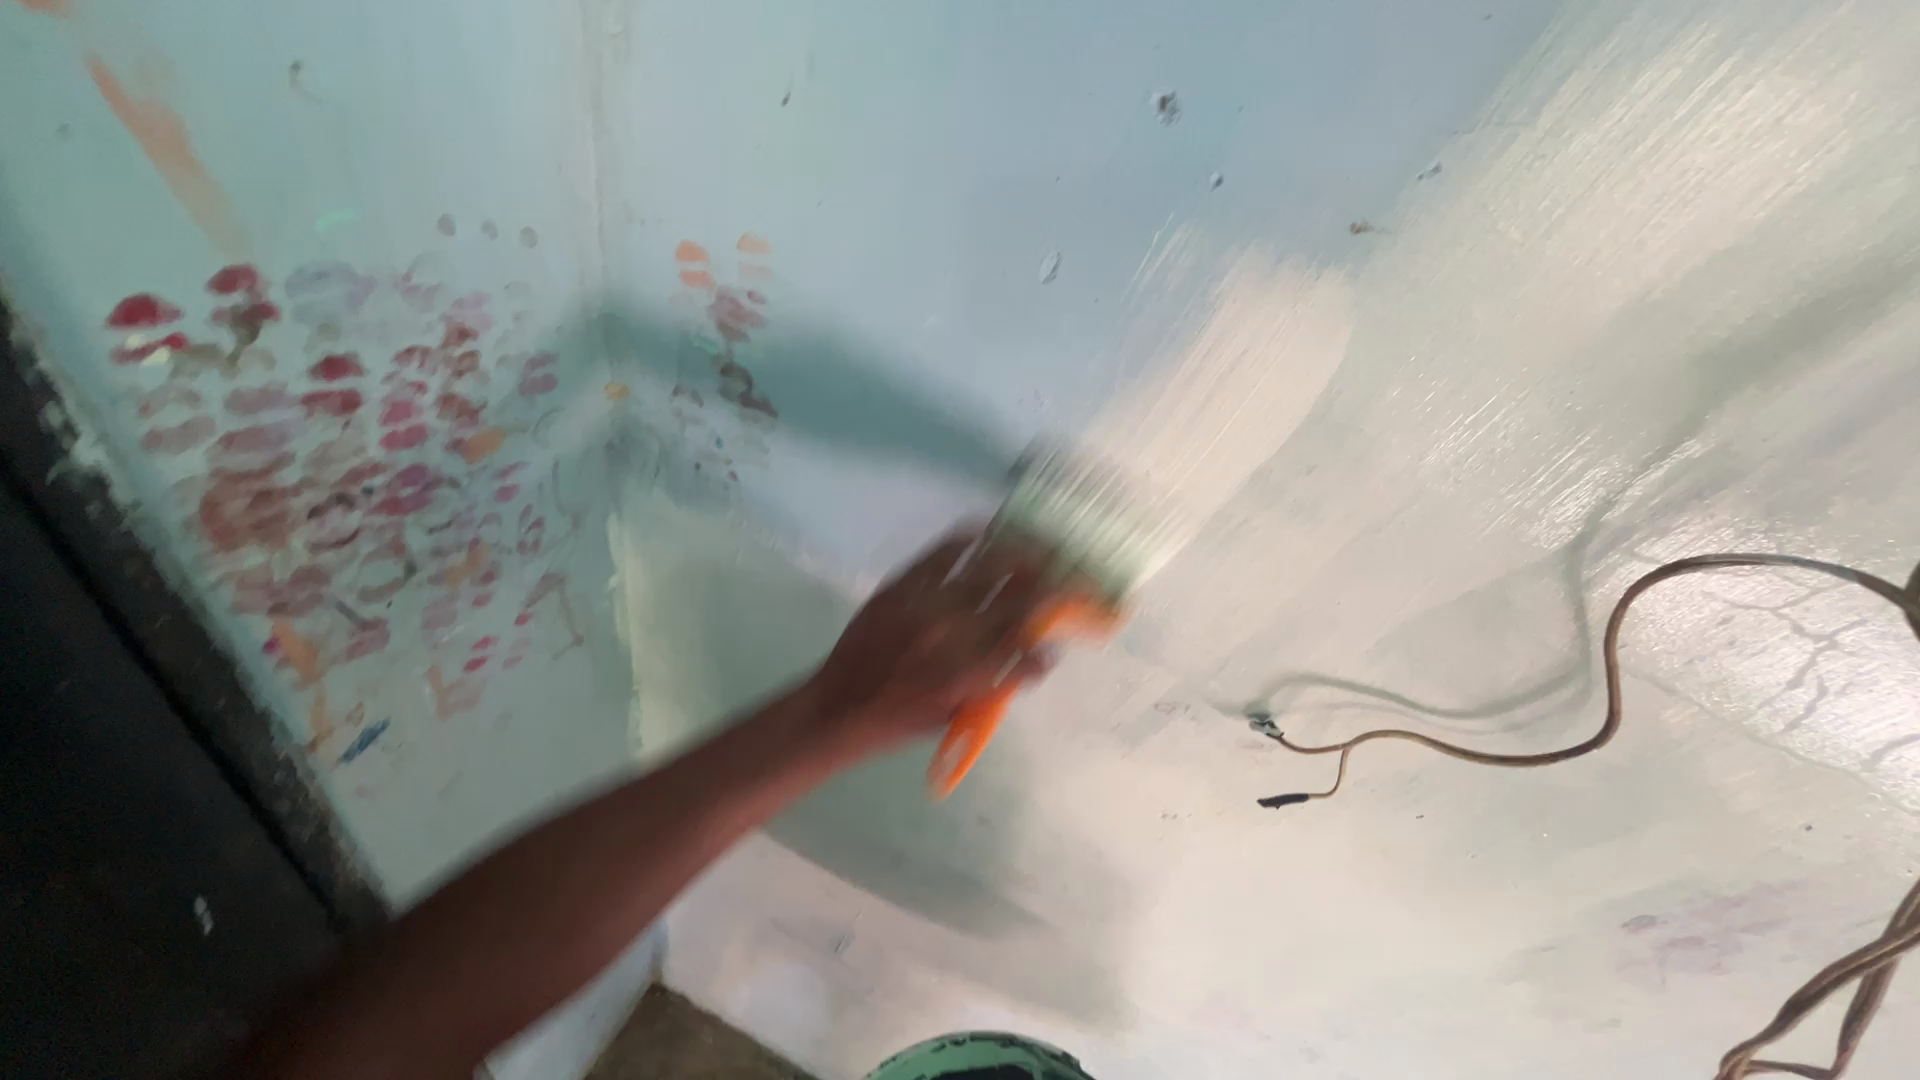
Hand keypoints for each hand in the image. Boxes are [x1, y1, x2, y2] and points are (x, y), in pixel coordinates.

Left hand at [802, 527, 1083, 754]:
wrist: (837, 707)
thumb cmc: (899, 721)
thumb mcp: (955, 714)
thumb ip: (997, 684)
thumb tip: (1038, 655)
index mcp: (970, 673)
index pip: (1029, 641)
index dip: (1057, 627)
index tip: (1078, 612)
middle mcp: (954, 635)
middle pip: (1017, 598)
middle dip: (1051, 582)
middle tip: (1070, 568)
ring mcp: (926, 605)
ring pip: (986, 570)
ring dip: (1020, 556)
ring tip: (1039, 544)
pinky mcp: (901, 586)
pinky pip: (941, 554)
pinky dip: (966, 541)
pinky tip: (984, 532)